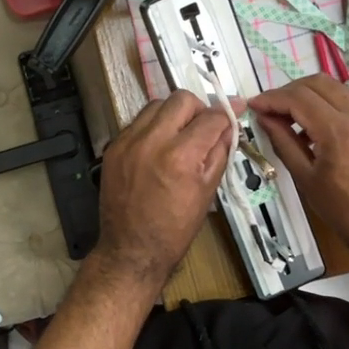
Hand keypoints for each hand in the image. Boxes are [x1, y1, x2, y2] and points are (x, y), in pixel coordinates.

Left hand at [90, 89, 232, 289]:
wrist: (132, 249)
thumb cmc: (176, 228)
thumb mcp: (207, 191)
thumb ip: (219, 152)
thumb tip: (228, 125)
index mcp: (180, 157)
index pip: (210, 118)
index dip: (228, 112)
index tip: (236, 110)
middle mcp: (151, 141)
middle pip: (181, 99)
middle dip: (198, 109)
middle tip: (204, 127)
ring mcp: (127, 142)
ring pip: (156, 105)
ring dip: (173, 114)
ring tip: (180, 136)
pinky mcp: (112, 147)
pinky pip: (137, 122)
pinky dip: (153, 127)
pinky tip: (159, 147)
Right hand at [250, 76, 348, 267]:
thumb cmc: (346, 212)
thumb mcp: (306, 179)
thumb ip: (284, 142)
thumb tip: (265, 118)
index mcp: (340, 132)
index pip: (299, 98)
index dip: (272, 98)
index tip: (255, 105)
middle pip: (319, 82)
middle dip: (290, 90)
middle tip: (272, 108)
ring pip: (337, 89)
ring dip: (310, 96)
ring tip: (292, 119)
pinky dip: (330, 107)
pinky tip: (319, 128)